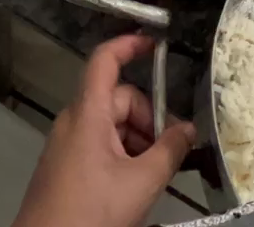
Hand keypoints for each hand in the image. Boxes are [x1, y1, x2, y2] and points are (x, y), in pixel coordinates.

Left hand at [12, 35, 198, 226]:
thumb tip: (189, 130)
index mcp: (88, 112)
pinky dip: (122, 156)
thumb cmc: (90, 214)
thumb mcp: (140, 184)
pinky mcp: (64, 167)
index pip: (106, 59)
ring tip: (155, 175)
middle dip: (148, 119)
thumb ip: (169, 152)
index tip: (155, 43)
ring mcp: (67, 144)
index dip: (130, 44)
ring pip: (111, 126)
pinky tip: (135, 186)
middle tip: (171, 151)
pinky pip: (99, 145)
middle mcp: (74, 120)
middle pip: (118, 99)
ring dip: (138, 142)